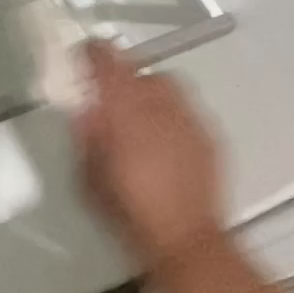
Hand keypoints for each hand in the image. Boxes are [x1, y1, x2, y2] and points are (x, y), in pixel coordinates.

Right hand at [72, 39, 227, 277]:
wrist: (185, 242)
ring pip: (168, 86)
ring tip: (136, 115)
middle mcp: (161, 109)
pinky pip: (186, 110)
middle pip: (142, 71)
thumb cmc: (127, 213)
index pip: (108, 65)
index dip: (94, 53)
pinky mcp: (210, 137)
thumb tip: (84, 108)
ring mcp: (191, 121)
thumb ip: (87, 136)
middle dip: (124, 74)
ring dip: (148, 91)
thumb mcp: (89, 176)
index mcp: (124, 115)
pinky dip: (169, 112)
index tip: (82, 51)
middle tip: (107, 93)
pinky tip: (161, 138)